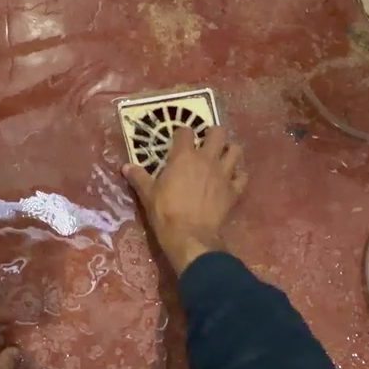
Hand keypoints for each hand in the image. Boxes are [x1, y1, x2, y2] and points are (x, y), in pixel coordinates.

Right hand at [122, 126, 246, 272]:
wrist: (190, 236)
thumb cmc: (166, 213)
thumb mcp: (148, 194)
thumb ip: (138, 177)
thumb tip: (125, 167)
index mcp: (183, 156)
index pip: (185, 132)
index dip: (182, 133)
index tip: (180, 139)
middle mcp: (206, 159)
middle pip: (218, 133)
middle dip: (213, 134)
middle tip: (207, 142)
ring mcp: (223, 174)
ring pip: (236, 150)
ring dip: (230, 151)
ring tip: (223, 157)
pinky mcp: (234, 190)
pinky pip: (243, 176)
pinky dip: (239, 176)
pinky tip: (233, 180)